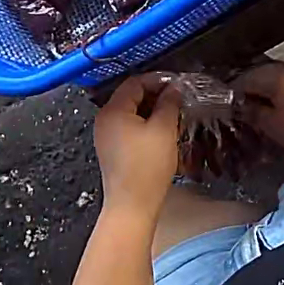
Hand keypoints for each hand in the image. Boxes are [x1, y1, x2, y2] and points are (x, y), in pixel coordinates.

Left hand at [94, 74, 181, 214]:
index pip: (135, 83)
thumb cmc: (147, 166)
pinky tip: (162, 134)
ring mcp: (106, 136)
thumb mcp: (164, 130)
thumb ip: (169, 104)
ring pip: (131, 114)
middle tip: (178, 101)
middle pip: (130, 97)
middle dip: (156, 96)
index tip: (178, 85)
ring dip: (152, 111)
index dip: (157, 80)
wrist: (132, 204)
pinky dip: (145, 125)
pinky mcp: (112, 150)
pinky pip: (128, 128)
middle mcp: (104, 120)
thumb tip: (173, 89)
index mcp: (113, 111)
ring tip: (173, 117)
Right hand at [236, 63, 283, 157]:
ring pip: (273, 81)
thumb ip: (253, 114)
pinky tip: (275, 110)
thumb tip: (239, 107)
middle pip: (258, 76)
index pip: (243, 79)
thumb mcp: (273, 126)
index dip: (231, 94)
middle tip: (238, 111)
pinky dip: (277, 96)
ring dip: (262, 94)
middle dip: (247, 92)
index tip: (224, 109)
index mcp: (273, 76)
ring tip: (255, 112)